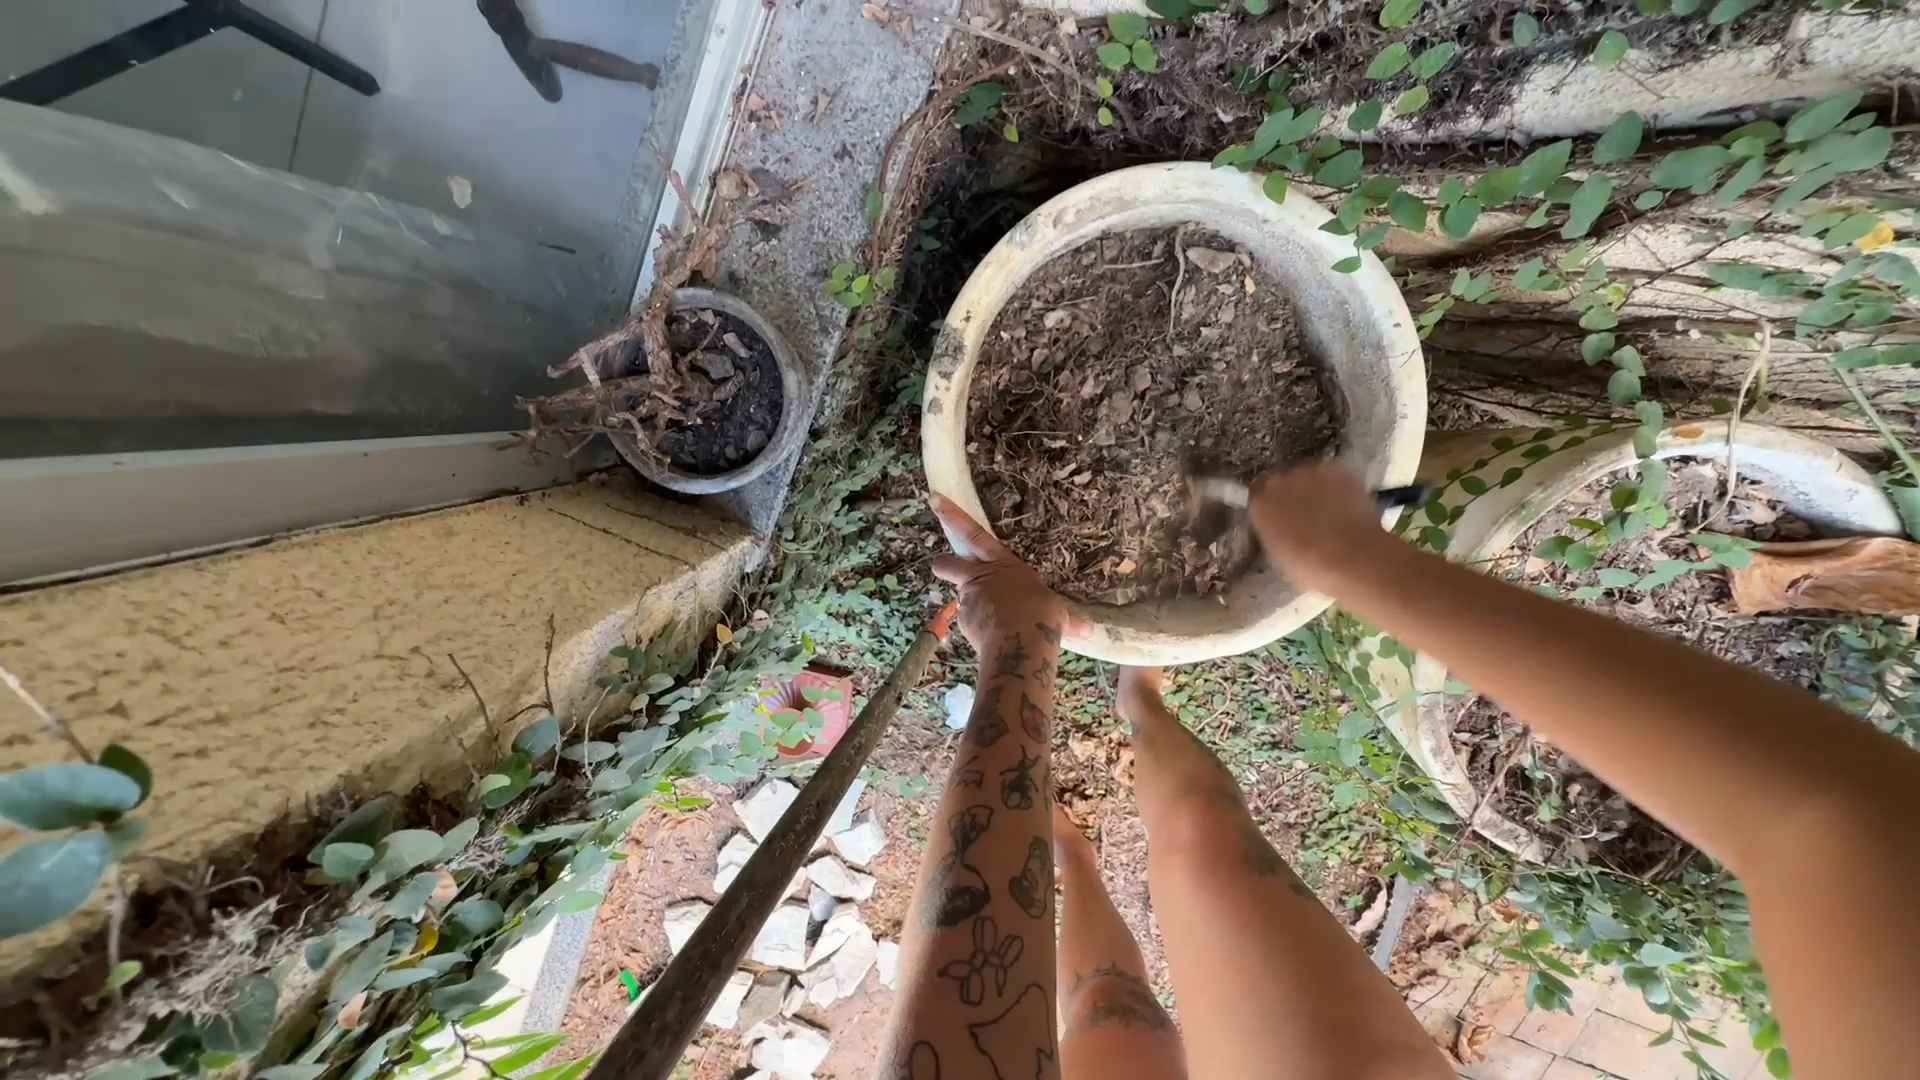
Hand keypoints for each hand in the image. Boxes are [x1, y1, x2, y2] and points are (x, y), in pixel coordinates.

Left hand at [928, 493, 1069, 650]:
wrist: (1020, 642)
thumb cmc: (1042, 616)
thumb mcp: (1057, 612)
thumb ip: (1065, 618)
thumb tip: (1086, 630)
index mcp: (1003, 564)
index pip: (974, 533)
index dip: (952, 515)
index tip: (934, 499)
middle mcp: (980, 578)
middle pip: (948, 562)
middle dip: (943, 563)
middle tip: (942, 566)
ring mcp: (969, 600)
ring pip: (962, 599)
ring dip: (974, 608)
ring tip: (995, 625)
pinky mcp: (963, 623)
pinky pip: (971, 624)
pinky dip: (980, 630)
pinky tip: (995, 640)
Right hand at [1246, 462, 1390, 588]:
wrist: (1352, 557)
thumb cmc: (1308, 565)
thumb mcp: (1275, 550)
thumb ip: (1272, 527)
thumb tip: (1279, 522)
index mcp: (1259, 502)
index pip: (1258, 492)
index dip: (1270, 502)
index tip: (1279, 514)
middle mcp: (1279, 480)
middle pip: (1282, 479)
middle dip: (1291, 492)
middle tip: (1304, 512)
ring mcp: (1310, 471)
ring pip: (1309, 475)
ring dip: (1314, 487)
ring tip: (1328, 508)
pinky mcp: (1339, 470)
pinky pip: (1332, 476)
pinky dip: (1336, 487)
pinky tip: (1345, 504)